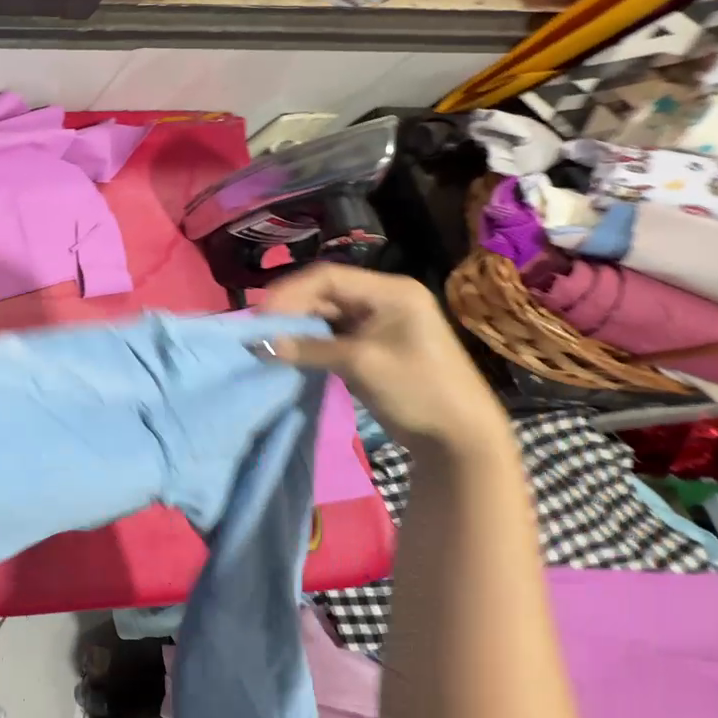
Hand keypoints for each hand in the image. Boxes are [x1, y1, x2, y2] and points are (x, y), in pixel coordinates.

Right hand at [260, 263, 506, 456]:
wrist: (459, 439)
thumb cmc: (419, 390)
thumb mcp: (360, 364)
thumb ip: (307, 348)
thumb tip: (257, 344)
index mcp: (392, 292)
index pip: (327, 277)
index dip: (289, 292)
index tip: (260, 316)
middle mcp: (383, 299)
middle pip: (323, 292)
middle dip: (289, 309)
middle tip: (259, 329)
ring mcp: (376, 322)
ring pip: (323, 313)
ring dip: (295, 325)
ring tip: (267, 339)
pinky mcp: (368, 344)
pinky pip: (329, 332)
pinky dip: (307, 340)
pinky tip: (287, 349)